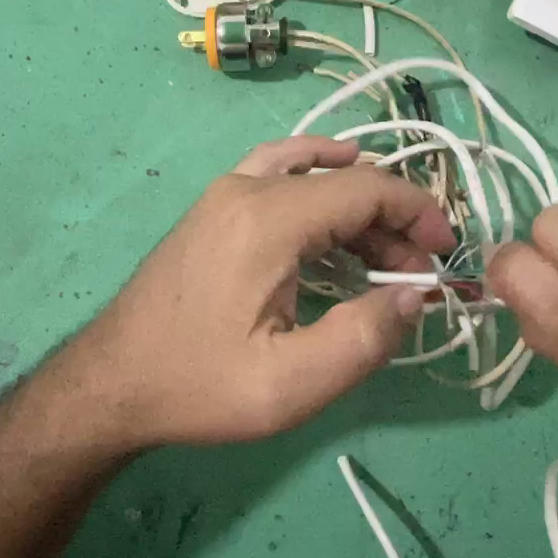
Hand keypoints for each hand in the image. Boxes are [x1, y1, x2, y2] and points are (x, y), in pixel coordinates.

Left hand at [50, 136, 455, 450]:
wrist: (111, 383)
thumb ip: (364, 338)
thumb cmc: (198, 386)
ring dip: (360, 210)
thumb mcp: (290, 385)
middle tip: (416, 278)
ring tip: (387, 260)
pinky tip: (336, 187)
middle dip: (394, 223)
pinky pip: (279, 171)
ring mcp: (225, 192)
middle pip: (344, 182)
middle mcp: (247, 189)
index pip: (366, 189)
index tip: (446, 254)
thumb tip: (415, 295)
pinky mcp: (215, 207)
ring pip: (315, 176)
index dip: (418, 213)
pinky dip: (319, 177)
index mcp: (268, 221)